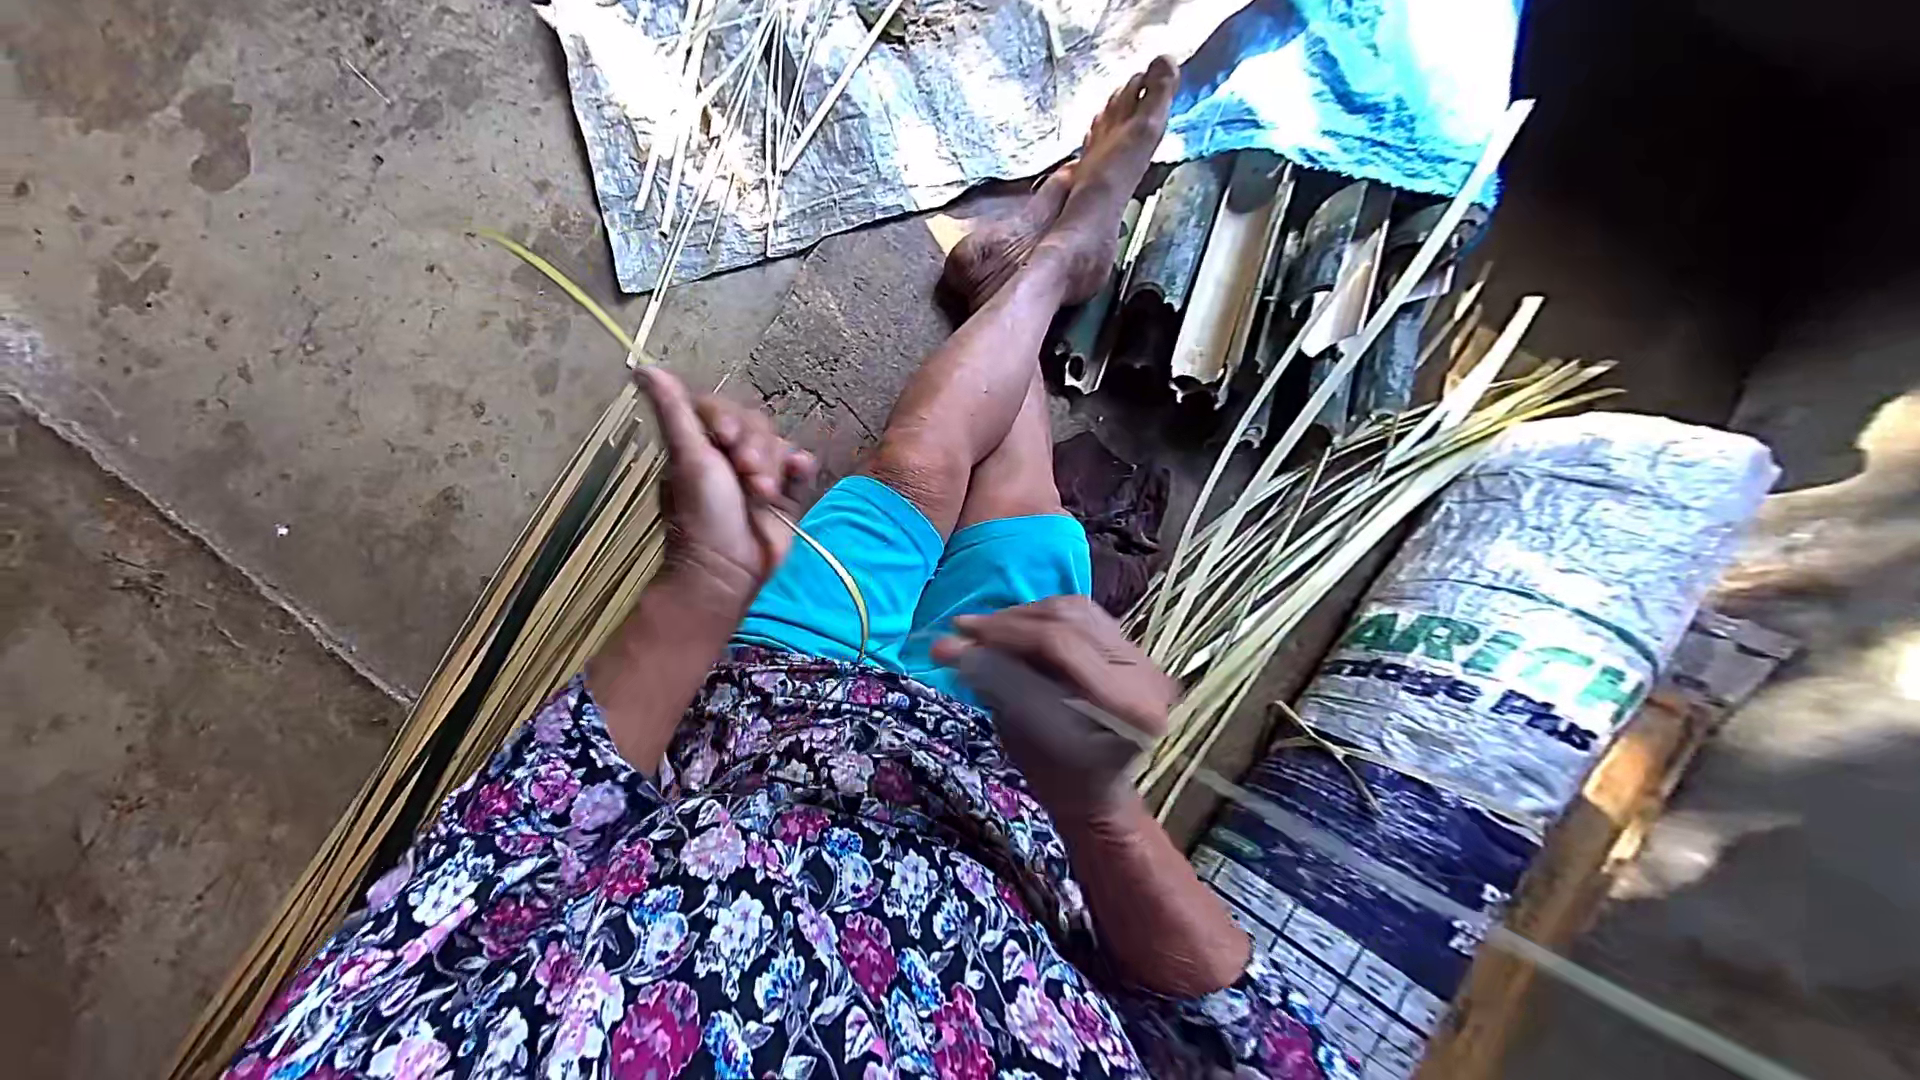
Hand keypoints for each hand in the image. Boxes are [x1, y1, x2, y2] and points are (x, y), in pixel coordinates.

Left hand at [635, 366, 816, 616]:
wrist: (729, 570)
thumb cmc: (701, 516)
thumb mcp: (687, 459)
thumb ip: (673, 412)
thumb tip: (643, 368)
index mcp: (701, 445)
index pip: (725, 410)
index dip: (731, 421)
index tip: (726, 441)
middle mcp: (731, 456)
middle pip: (757, 426)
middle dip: (756, 449)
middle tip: (747, 476)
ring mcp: (761, 475)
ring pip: (780, 445)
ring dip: (774, 467)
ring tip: (763, 496)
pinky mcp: (786, 494)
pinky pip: (801, 466)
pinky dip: (801, 467)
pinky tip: (797, 473)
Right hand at [931, 595, 1176, 822]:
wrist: (1093, 792)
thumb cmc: (1057, 776)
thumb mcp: (1024, 733)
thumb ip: (994, 680)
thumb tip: (948, 644)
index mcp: (1127, 702)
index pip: (1059, 643)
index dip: (1005, 632)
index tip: (959, 631)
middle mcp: (1145, 672)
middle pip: (1068, 619)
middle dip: (1010, 621)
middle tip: (966, 628)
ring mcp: (1141, 657)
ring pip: (1075, 610)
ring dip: (1025, 615)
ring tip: (988, 628)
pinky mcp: (1130, 649)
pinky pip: (1083, 615)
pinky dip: (1045, 616)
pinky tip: (1017, 627)